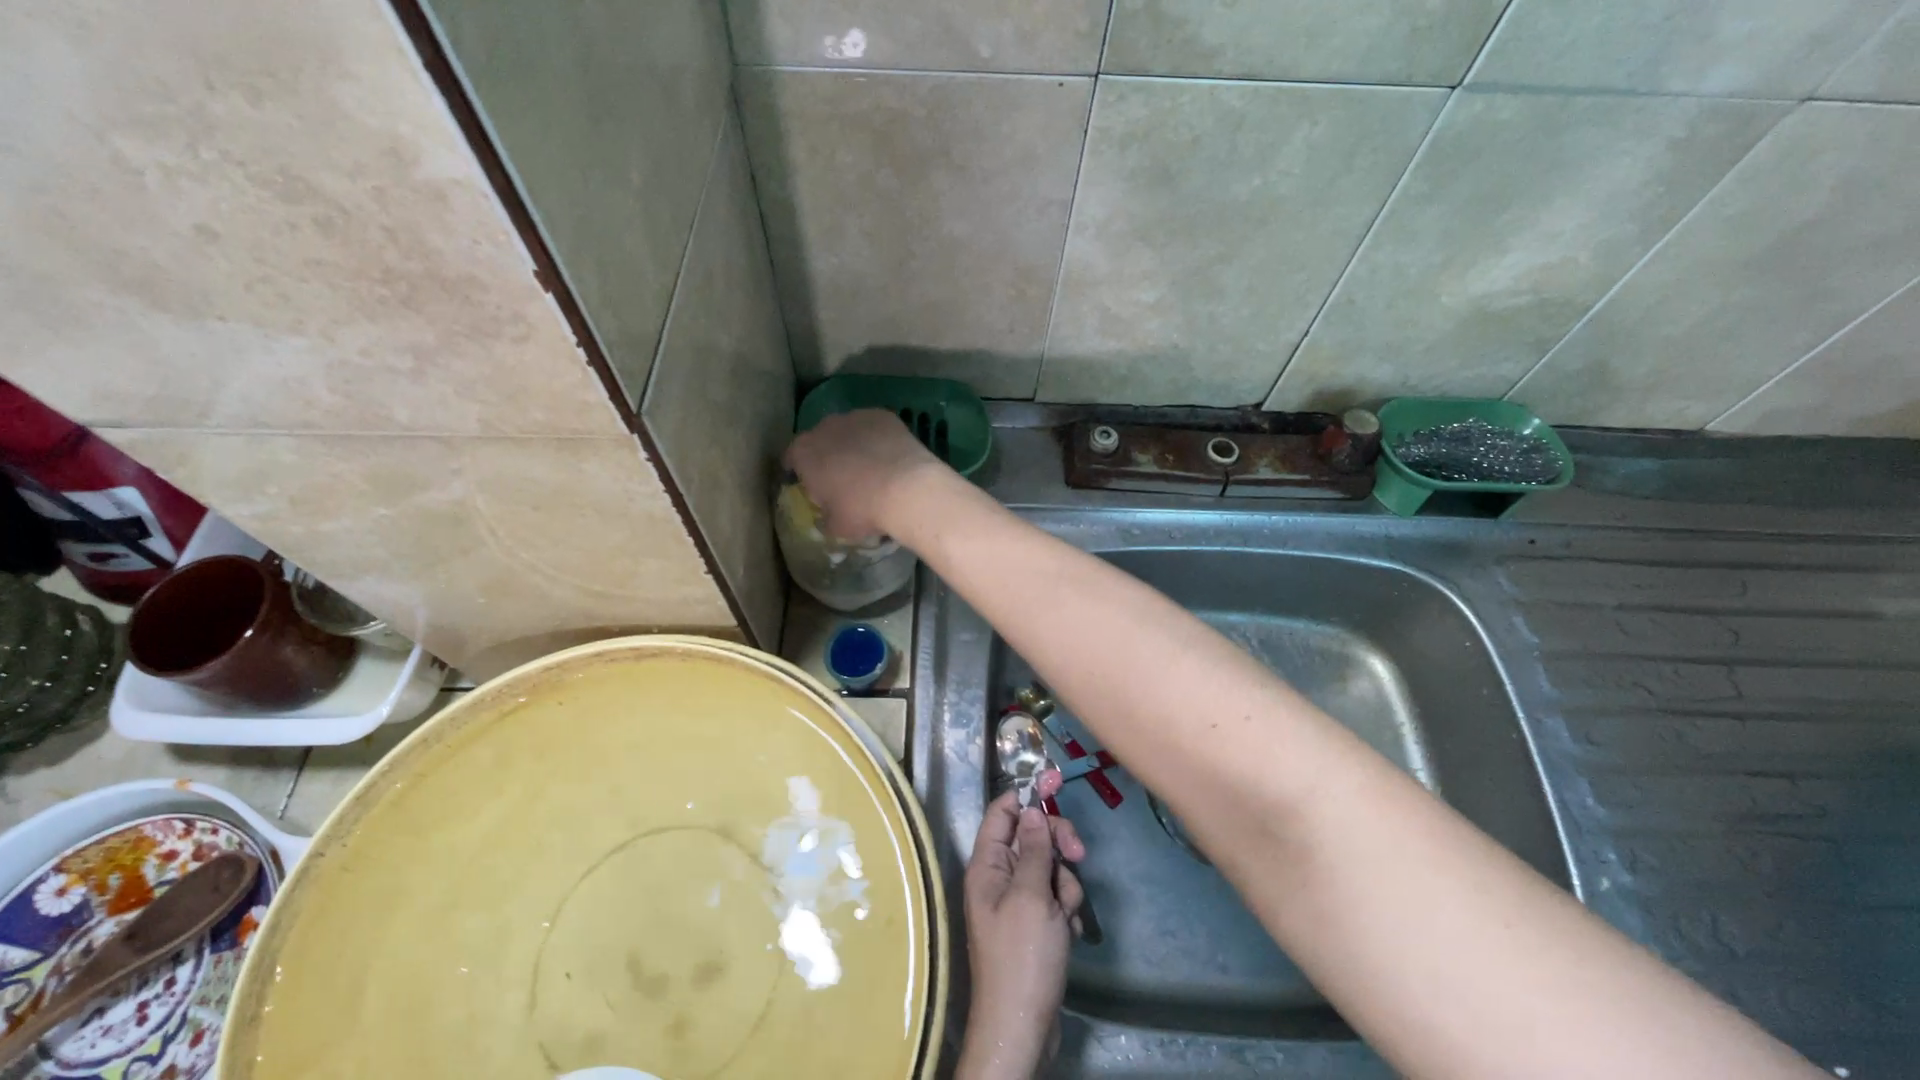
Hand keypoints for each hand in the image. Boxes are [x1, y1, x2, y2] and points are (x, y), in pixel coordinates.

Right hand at [784, 410, 951, 540]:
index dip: (798, 471)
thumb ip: (824, 518)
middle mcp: (824, 428)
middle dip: (826, 455)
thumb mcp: (836, 526)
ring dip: (852, 444)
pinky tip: (888, 455)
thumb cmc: (862, 509)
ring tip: (869, 466)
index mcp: (804, 453)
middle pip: (819, 440)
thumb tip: (825, 517)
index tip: (808, 484)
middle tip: (841, 477)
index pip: (791, 458)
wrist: (908, 488)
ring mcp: (854, 417)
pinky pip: (873, 427)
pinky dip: (877, 438)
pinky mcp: (882, 415)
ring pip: (847, 430)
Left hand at [957, 770, 1088, 1079]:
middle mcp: (998, 878)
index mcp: (986, 866)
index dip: (1028, 793)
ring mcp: (1016, 902)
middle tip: (1078, 855)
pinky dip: (1066, 907)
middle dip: (1057, 844)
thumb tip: (1032, 808)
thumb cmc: (1022, 957)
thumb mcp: (1032, 897)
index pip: (1002, 812)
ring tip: (1064, 914)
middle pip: (1032, 836)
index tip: (1058, 778)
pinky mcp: (1034, 924)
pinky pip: (1055, 897)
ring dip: (1065, 884)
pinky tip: (1068, 930)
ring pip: (1049, 868)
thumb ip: (1035, 849)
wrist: (1022, 1024)